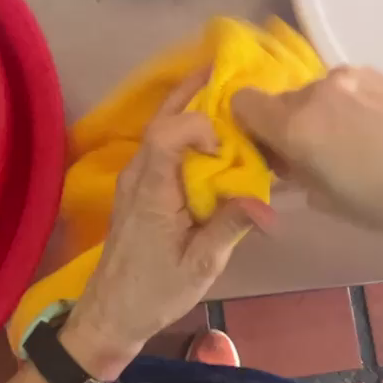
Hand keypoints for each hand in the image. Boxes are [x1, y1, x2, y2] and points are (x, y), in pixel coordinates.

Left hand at [65, 74, 272, 375]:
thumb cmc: (155, 290)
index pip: (166, 134)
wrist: (112, 312)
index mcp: (152, 189)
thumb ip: (230, 227)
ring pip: (159, 129)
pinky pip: (161, 146)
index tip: (227, 146)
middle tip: (225, 69)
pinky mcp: (139, 187)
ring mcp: (136, 178)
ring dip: (188, 106)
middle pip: (161, 119)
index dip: (198, 126)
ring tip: (222, 91)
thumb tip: (269, 206)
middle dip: (192, 91)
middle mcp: (139, 174)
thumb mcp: (201, 265)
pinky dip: (184, 129)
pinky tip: (210, 134)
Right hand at [231, 66, 382, 239]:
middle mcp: (314, 91)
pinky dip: (341, 106)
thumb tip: (282, 159)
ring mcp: (346, 76)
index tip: (267, 151)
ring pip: (309, 94)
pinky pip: (338, 88)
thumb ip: (293, 172)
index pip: (242, 104)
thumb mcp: (329, 201)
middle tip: (310, 157)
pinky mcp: (372, 72)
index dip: (248, 127)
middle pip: (276, 100)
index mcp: (296, 125)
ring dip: (315, 116)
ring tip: (349, 145)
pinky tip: (371, 131)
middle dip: (283, 125)